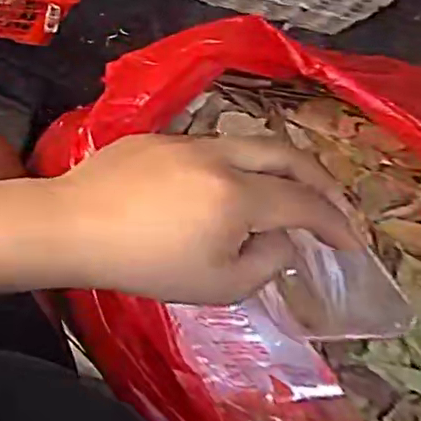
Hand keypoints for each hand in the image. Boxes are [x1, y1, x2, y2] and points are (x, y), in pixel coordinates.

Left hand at [50, 133, 360, 305]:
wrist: (71, 225)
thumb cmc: (144, 263)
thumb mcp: (219, 283)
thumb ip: (266, 260)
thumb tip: (282, 238)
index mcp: (236, 193)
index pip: (305, 203)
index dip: (336, 224)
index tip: (348, 243)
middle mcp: (213, 155)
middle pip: (283, 153)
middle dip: (318, 179)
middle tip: (332, 204)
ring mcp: (178, 140)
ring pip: (241, 144)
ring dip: (271, 166)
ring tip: (278, 193)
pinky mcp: (148, 137)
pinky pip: (202, 146)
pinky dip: (227, 164)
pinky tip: (217, 186)